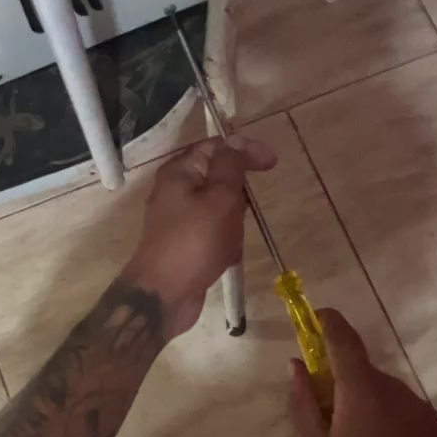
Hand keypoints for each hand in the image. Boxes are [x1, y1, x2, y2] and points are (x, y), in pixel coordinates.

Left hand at [121, 136, 277, 338]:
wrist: (164, 294)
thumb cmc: (194, 242)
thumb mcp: (219, 198)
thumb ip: (230, 166)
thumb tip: (236, 141)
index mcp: (180, 172)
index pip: (216, 147)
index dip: (245, 150)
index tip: (272, 163)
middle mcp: (176, 191)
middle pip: (220, 181)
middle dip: (238, 198)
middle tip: (242, 214)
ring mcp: (180, 219)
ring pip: (221, 211)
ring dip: (234, 225)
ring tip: (229, 242)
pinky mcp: (186, 244)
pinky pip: (215, 235)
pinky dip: (225, 243)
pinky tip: (224, 258)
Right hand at [288, 310, 436, 436]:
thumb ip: (303, 405)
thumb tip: (296, 367)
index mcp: (362, 396)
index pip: (344, 342)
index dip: (328, 323)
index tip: (315, 314)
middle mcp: (398, 392)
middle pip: (365, 372)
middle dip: (344, 381)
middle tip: (326, 414)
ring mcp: (424, 411)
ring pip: (387, 393)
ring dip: (368, 404)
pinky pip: (407, 412)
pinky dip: (391, 421)